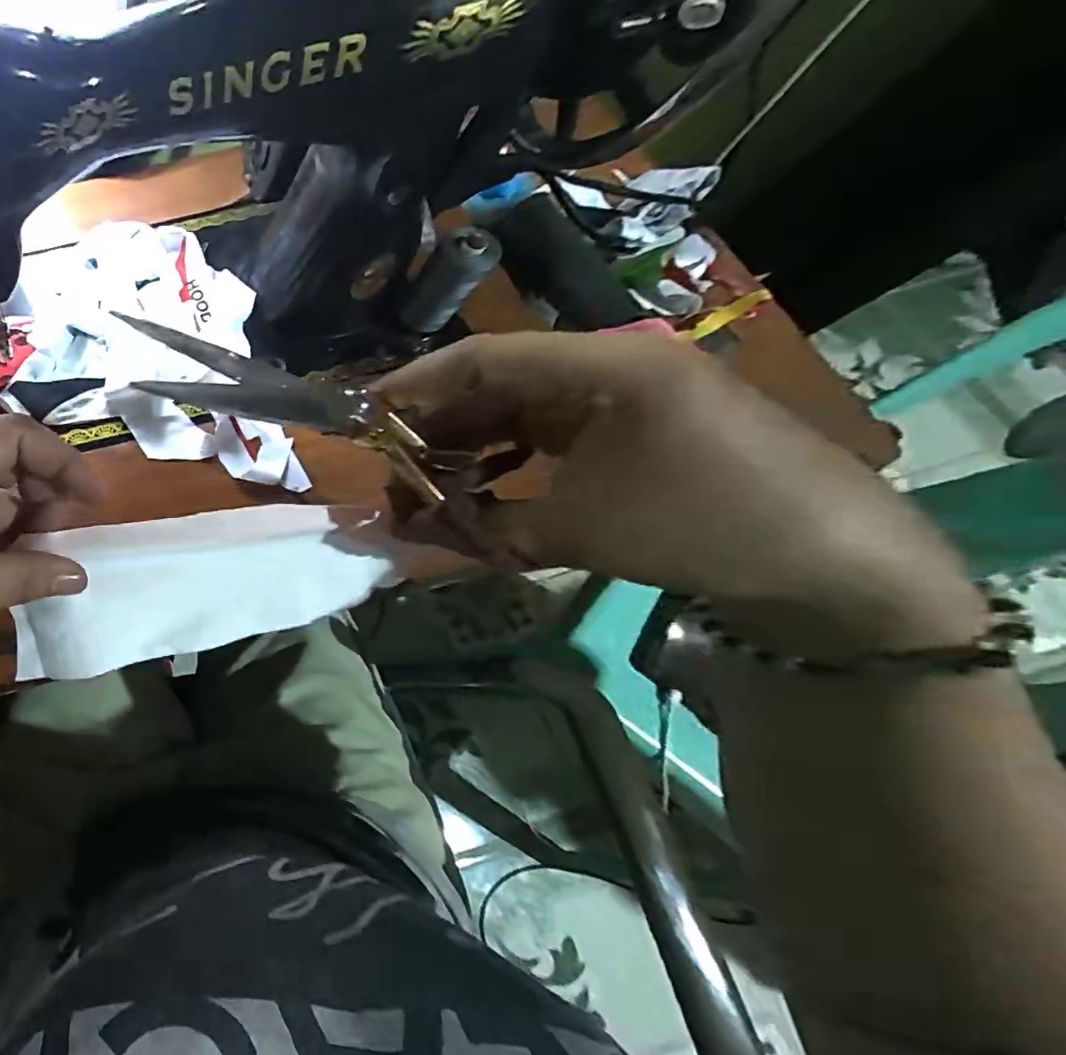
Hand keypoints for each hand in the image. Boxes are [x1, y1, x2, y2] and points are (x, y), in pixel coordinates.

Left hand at [0, 416, 102, 753]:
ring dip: (20, 525)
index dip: (62, 464)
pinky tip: (17, 567)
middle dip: (42, 498)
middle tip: (69, 541)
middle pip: (0, 463)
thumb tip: (82, 574)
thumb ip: (26, 575)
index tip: (96, 503)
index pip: (13, 437)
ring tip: (49, 561)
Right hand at [359, 331, 984, 656]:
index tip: (361, 412)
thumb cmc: (696, 529)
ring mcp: (625, 389)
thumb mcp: (569, 532)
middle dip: (434, 421)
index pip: (482, 358)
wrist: (827, 561)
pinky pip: (547, 425)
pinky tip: (479, 481)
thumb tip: (395, 527)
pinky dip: (506, 451)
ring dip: (467, 439)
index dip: (414, 383)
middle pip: (495, 378)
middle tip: (386, 460)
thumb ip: (473, 527)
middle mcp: (610, 362)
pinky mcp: (633, 419)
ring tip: (421, 477)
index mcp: (602, 366)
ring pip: (517, 402)